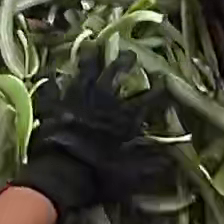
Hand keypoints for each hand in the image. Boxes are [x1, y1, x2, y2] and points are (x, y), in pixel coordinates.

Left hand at [13, 57, 163, 216]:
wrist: (61, 176)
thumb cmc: (98, 176)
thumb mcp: (131, 175)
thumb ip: (152, 164)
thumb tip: (173, 158)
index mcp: (121, 118)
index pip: (145, 100)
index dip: (156, 91)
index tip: (164, 80)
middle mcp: (100, 103)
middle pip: (112, 76)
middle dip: (122, 63)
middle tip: (130, 53)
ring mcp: (75, 102)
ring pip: (83, 75)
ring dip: (88, 61)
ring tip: (91, 47)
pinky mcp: (53, 108)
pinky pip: (51, 91)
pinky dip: (51, 83)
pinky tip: (50, 74)